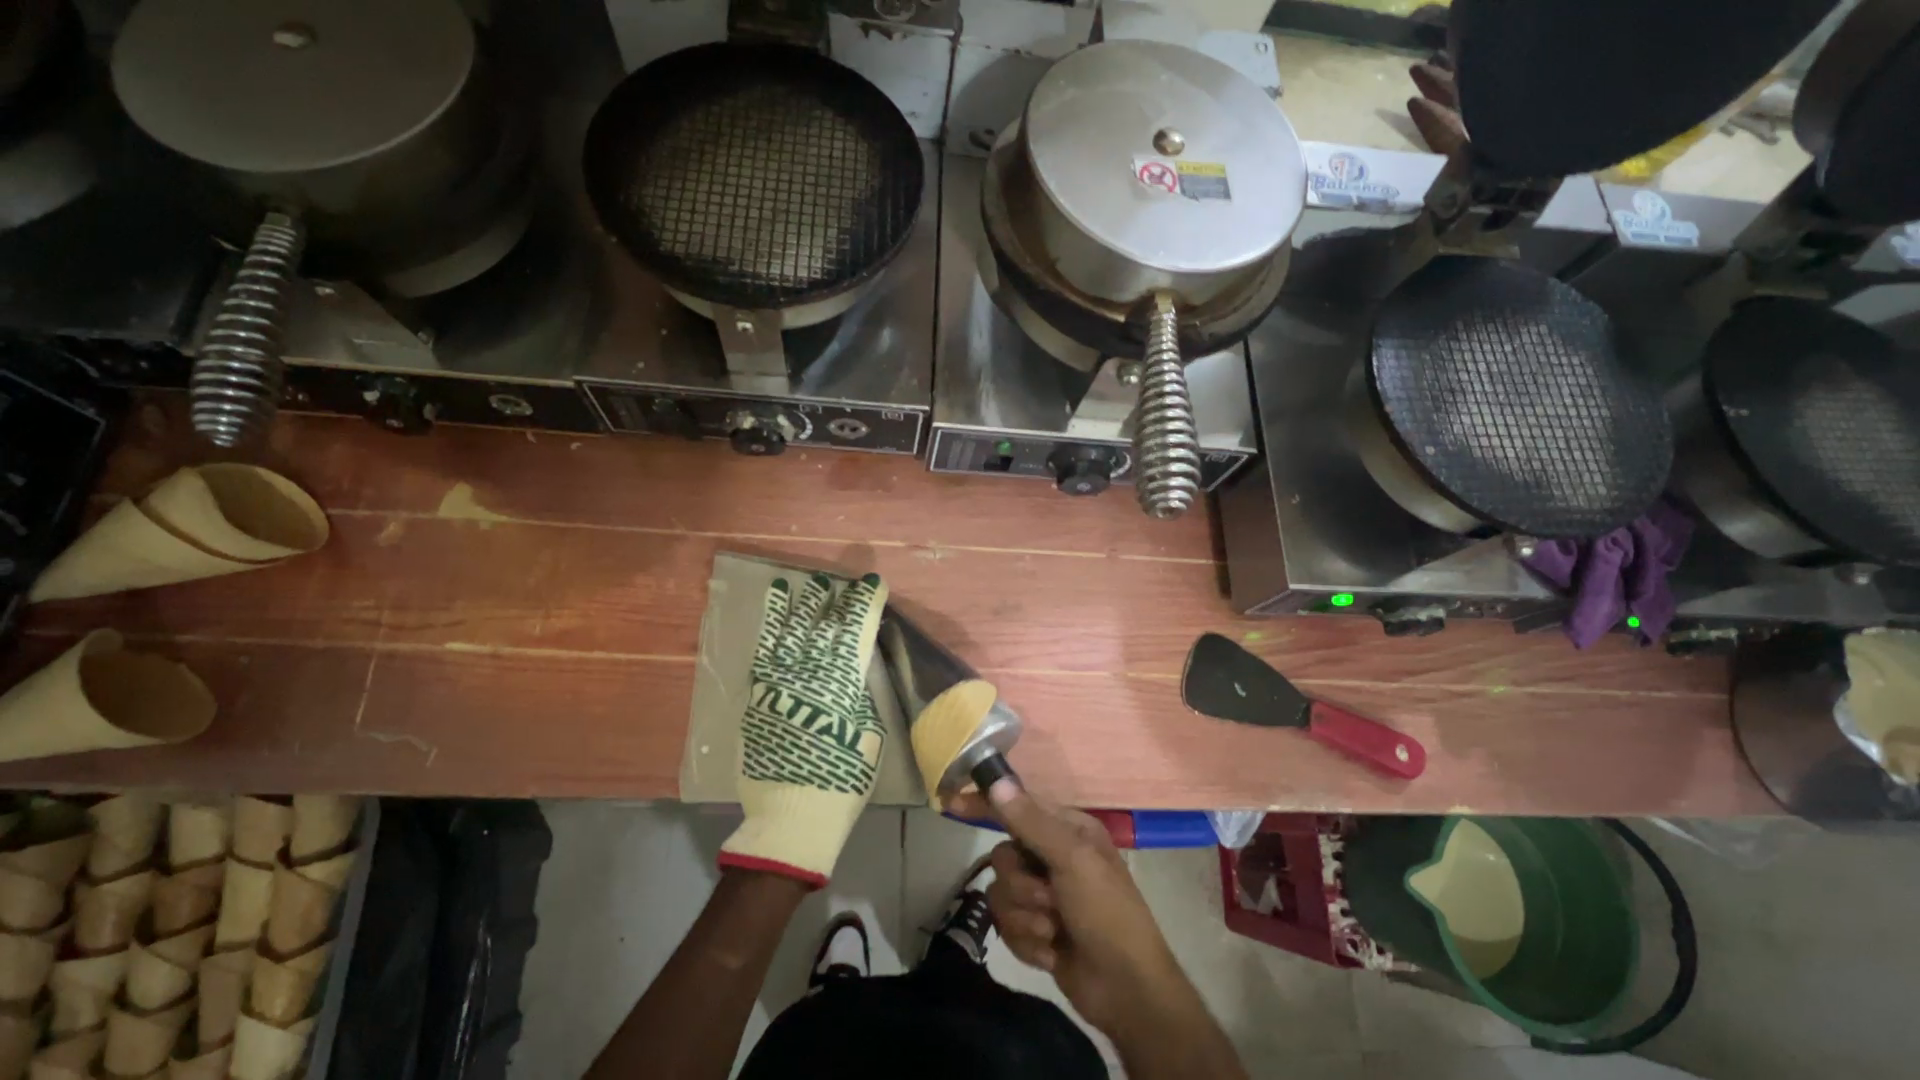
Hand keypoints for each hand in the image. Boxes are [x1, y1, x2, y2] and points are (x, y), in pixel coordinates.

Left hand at [718, 571, 886, 887]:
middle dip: (831, 600)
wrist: (794, 812)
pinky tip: (774, 614)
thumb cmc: (842, 781)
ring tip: (802, 585)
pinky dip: (770, 628)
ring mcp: (780, 682)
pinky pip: (764, 653)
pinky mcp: (758, 695)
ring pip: (791, 632)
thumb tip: (853, 672)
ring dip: (799, 607)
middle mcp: (812, 674)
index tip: (872, 584)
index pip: (857, 631)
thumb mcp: (870, 735)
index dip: (865, 604)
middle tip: (834, 580)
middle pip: (823, 626)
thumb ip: (860, 697)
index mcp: (846, 684)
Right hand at [947, 782, 1185, 1032]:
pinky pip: (1006, 926)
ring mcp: (1044, 896)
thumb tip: (998, 782)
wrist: (1125, 987)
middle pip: (1002, 857)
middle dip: (1021, 886)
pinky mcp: (1036, 931)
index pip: (1018, 807)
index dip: (985, 803)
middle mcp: (1054, 857)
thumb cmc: (1107, 913)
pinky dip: (1027, 942)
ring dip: (1025, 918)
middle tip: (1049, 900)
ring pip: (1001, 894)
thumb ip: (1031, 822)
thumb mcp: (1073, 860)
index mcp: (1070, 831)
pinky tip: (1052, 953)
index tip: (951, 804)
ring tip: (1053, 932)